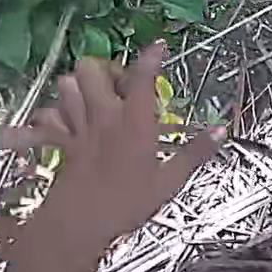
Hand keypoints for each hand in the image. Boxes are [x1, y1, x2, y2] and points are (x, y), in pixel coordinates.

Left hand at [17, 43, 223, 253]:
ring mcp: (77, 126)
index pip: (143, 77)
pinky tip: (71, 122)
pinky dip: (57, 113)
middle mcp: (104, 116)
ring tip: (98, 100)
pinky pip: (49, 115)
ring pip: (67, 84)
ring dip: (81, 86)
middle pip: (92, 68)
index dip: (151, 56)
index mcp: (134, 122)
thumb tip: (221, 131)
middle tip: (122, 87)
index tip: (159, 47)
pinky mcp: (60, 141)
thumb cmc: (127, 204)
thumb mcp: (170, 181)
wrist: (78, 224)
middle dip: (106, 70)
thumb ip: (195, 153)